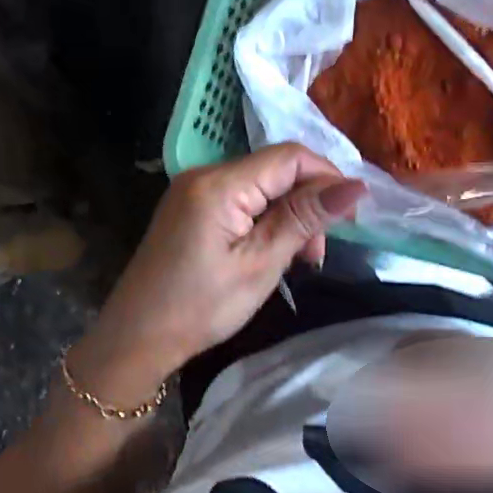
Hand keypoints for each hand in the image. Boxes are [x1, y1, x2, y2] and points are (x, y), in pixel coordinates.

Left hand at [73, 144, 366, 391]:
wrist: (137, 336)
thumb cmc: (200, 307)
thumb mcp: (260, 265)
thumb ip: (304, 218)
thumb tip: (355, 186)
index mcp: (218, 183)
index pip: (289, 156)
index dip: (328, 177)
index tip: (351, 219)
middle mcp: (203, 174)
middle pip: (275, 168)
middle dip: (307, 202)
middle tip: (317, 253)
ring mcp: (192, 190)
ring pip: (260, 185)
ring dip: (289, 214)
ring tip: (300, 260)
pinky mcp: (189, 208)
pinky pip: (240, 200)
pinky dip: (264, 220)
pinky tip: (273, 251)